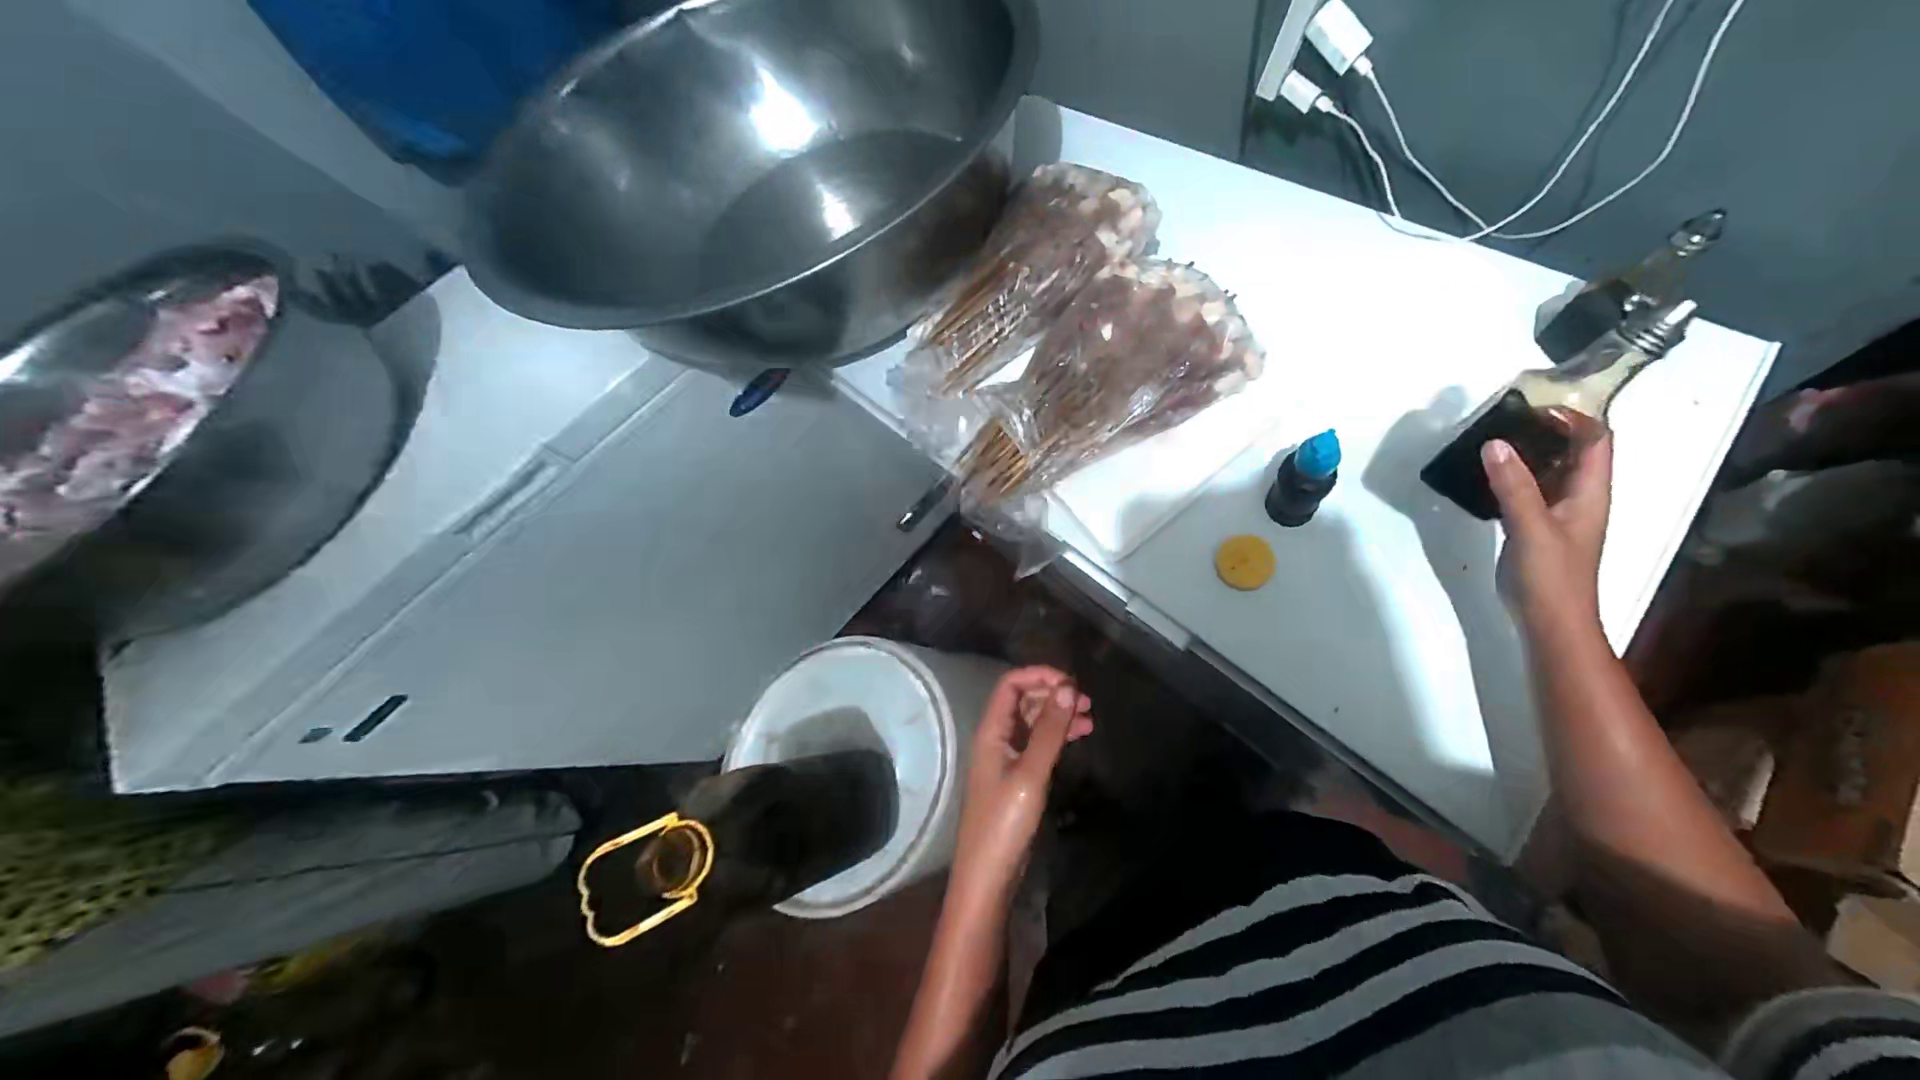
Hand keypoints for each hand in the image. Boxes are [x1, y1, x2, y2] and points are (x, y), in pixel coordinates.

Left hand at [950, 667, 1092, 899]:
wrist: (987, 878)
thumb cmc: (1004, 823)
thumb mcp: (1031, 774)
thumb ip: (1049, 731)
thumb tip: (1069, 687)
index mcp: (990, 732)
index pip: (1010, 685)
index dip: (1039, 676)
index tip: (1073, 684)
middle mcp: (995, 739)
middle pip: (1022, 701)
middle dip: (1052, 694)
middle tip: (1087, 701)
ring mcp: (1005, 760)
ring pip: (1032, 723)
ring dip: (1058, 715)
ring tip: (1091, 719)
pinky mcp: (1016, 779)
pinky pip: (1037, 745)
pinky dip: (1057, 737)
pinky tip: (1079, 738)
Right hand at [1481, 434, 1611, 635]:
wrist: (1552, 621)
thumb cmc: (1551, 575)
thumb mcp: (1530, 527)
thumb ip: (1514, 486)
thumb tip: (1496, 442)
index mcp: (1590, 493)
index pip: (1596, 441)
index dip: (1574, 418)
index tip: (1533, 407)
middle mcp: (1581, 498)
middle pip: (1576, 452)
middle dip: (1548, 430)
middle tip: (1506, 419)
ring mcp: (1560, 515)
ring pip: (1552, 471)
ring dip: (1530, 453)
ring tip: (1494, 442)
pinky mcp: (1539, 529)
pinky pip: (1532, 491)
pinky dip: (1516, 477)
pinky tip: (1490, 478)